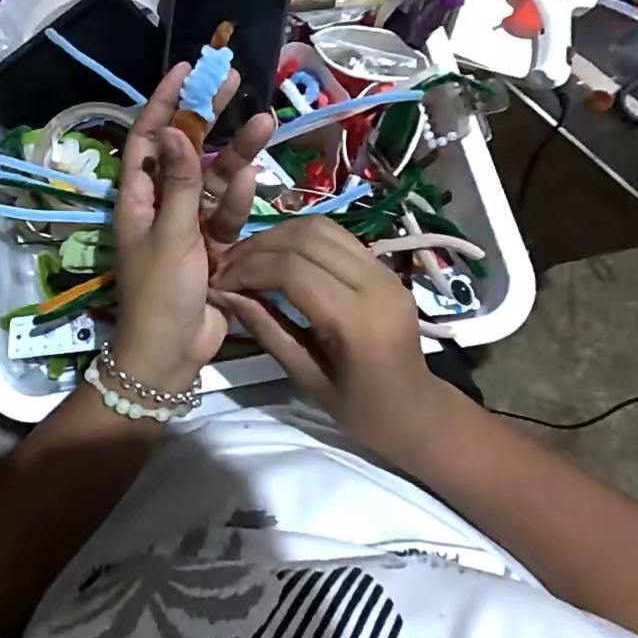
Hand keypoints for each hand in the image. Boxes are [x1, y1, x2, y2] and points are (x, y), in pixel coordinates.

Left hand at [111, 62, 272, 392]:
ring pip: (215, 179)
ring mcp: (190, 224)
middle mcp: (163, 203)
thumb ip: (179, 183)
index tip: (186, 70)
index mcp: (138, 197)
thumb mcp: (170, 234)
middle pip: (187, 149)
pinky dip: (239, 200)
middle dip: (208, 116)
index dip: (164, 102)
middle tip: (233, 81)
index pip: (148, 137)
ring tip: (265, 123)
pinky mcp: (214, 245)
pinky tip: (253, 183)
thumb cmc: (161, 293)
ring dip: (237, 155)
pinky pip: (228, 213)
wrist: (172, 353)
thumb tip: (175, 131)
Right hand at [210, 217, 447, 449]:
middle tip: (228, 266)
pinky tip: (278, 256)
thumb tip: (224, 294)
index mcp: (359, 321)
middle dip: (258, 247)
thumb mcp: (307, 378)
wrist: (416, 410)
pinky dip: (300, 238)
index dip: (249, 268)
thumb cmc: (361, 409)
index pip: (293, 271)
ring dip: (278, 236)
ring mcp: (385, 270)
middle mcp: (376, 284)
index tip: (220, 282)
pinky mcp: (385, 266)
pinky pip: (337, 236)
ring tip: (249, 258)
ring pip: (321, 228)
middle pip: (306, 239)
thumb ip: (267, 329)